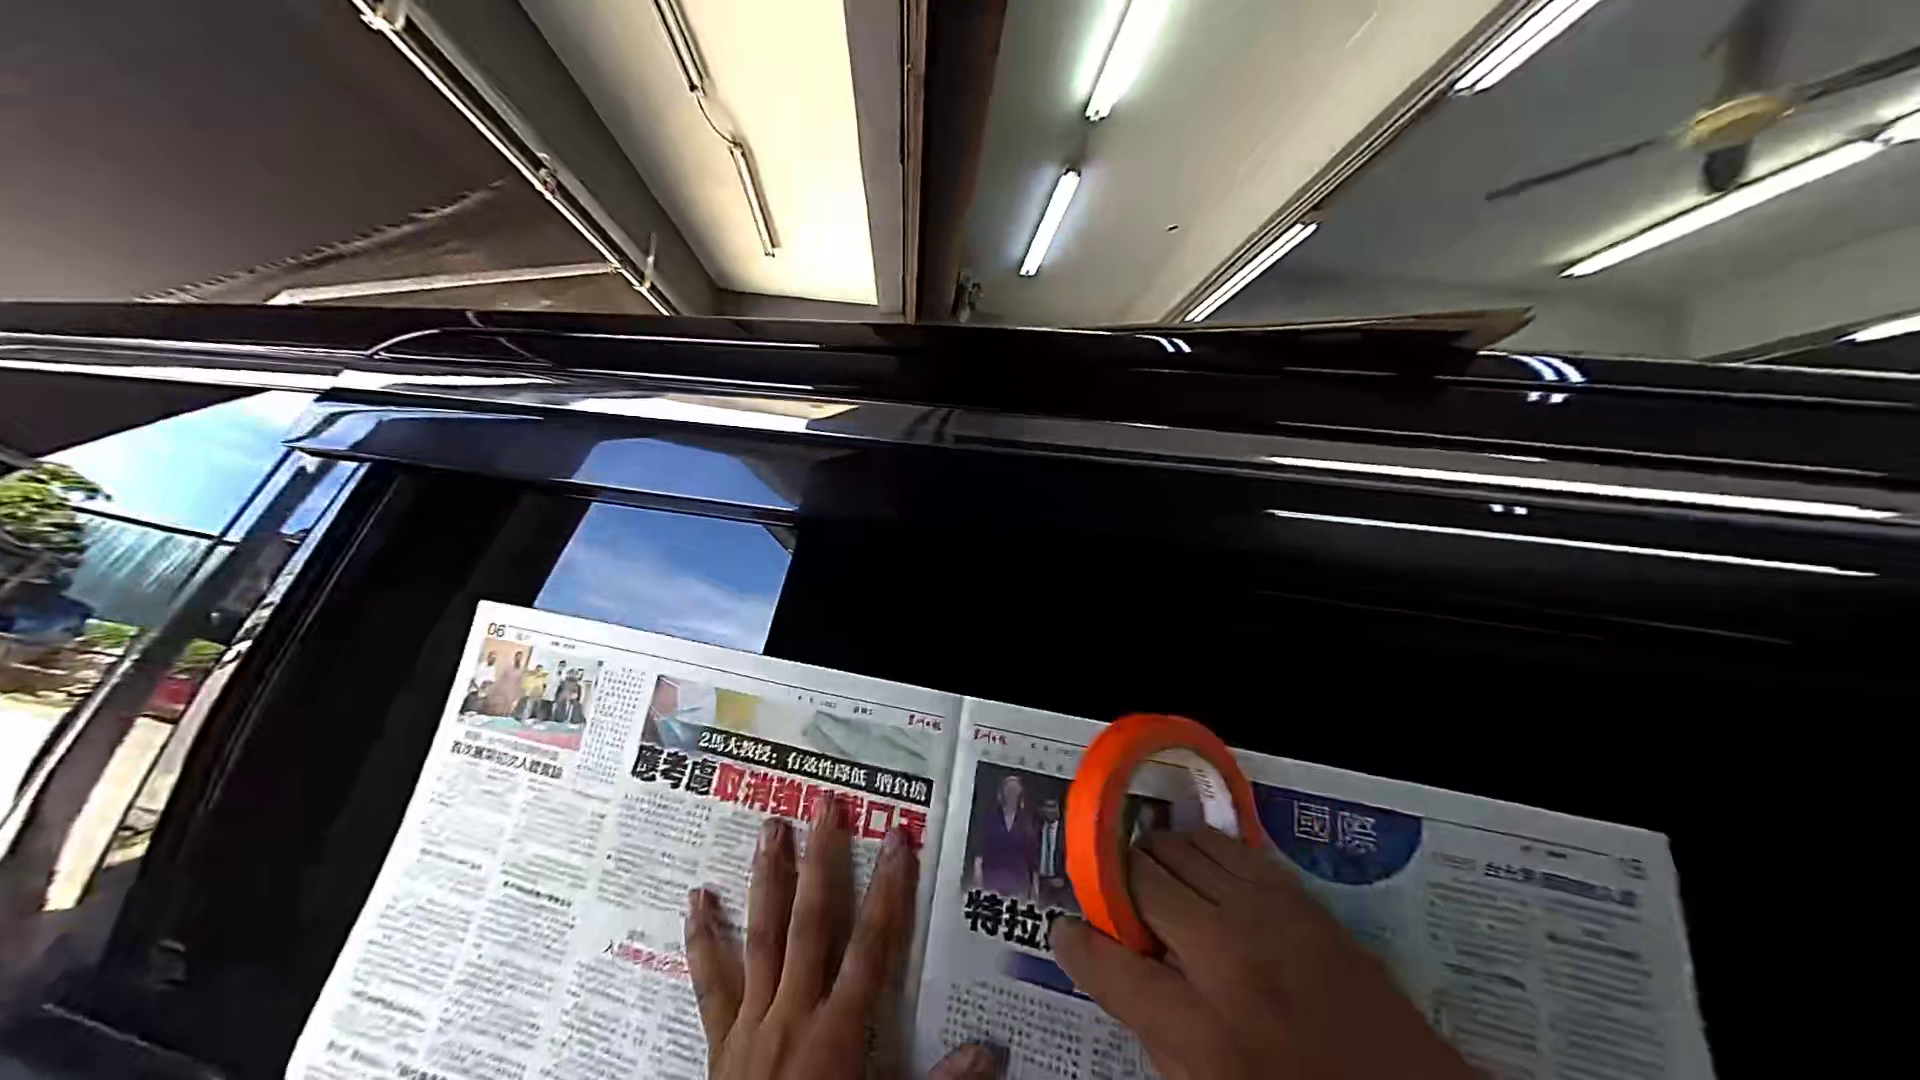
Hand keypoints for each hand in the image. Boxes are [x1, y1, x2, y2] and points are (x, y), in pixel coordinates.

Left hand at [686, 800, 1001, 1079]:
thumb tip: (991, 1051)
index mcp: (840, 1027)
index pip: (873, 943)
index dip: (889, 889)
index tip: (897, 840)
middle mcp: (796, 1008)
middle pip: (813, 920)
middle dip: (822, 859)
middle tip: (824, 806)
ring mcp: (754, 1018)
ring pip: (763, 934)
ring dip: (768, 877)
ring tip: (770, 829)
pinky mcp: (721, 1036)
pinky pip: (711, 980)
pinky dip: (703, 938)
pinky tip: (696, 898)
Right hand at [1051, 828, 1476, 1079]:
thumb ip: (1150, 1028)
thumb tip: (1109, 961)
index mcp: (1204, 1032)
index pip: (1106, 961)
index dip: (1074, 939)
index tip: (1067, 929)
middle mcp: (1229, 955)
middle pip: (1140, 877)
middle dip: (1116, 886)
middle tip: (1120, 908)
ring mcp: (1268, 915)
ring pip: (1178, 846)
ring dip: (1155, 862)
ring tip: (1158, 889)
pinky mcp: (1297, 895)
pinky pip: (1224, 845)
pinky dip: (1198, 854)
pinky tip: (1202, 881)